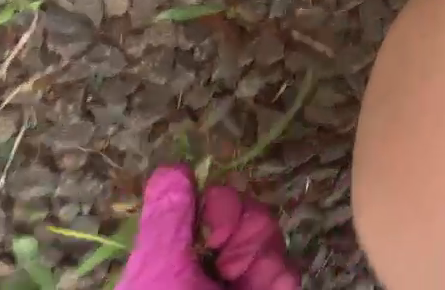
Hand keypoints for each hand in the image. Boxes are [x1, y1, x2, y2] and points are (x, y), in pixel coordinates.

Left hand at [117, 166, 299, 289]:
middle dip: (246, 230)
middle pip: (246, 214)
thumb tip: (170, 166)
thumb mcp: (157, 277)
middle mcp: (203, 266)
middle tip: (227, 263)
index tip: (214, 222)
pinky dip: (279, 277)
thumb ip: (168, 223)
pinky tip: (267, 289)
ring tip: (247, 285)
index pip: (208, 205)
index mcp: (169, 260)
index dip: (220, 205)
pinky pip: (287, 265)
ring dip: (262, 257)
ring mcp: (238, 282)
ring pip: (269, 237)